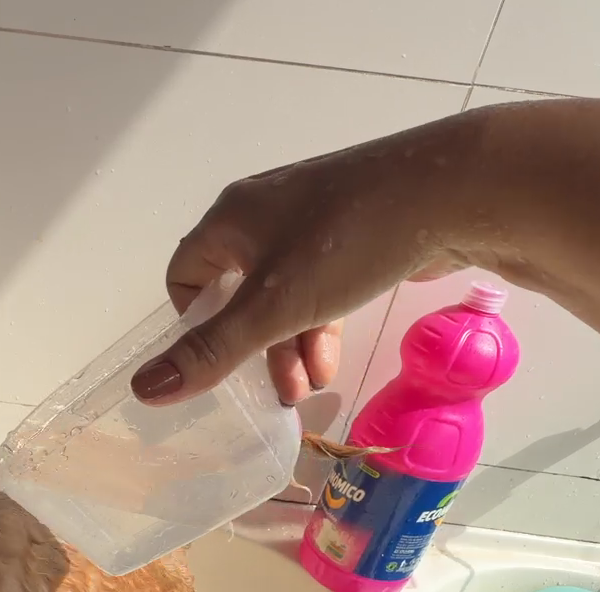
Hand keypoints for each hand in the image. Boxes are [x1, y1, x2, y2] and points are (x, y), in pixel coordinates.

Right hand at [133, 112, 485, 405]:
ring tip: (309, 387)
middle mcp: (265, 213)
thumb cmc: (347, 243)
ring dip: (290, 347)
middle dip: (254, 350)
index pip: (185, 275)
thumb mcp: (271, 307)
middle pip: (238, 295)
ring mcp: (312, 220)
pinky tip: (332, 361)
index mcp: (232, 219)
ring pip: (282, 297)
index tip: (218, 358)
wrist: (458, 189)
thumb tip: (141, 390)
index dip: (192, 323)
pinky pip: (319, 287)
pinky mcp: (353, 231)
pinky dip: (319, 326)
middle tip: (274, 394)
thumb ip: (209, 352)